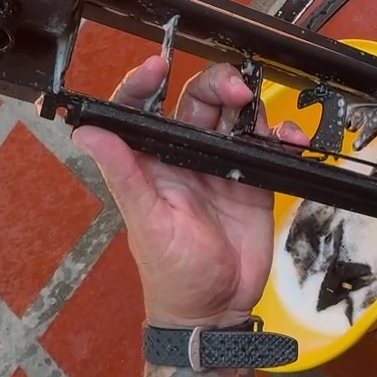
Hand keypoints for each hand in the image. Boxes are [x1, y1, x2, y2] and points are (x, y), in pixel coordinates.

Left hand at [73, 58, 281, 328]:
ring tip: (262, 113)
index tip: (157, 67)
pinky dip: (280, 138)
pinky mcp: (252, 181)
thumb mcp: (148, 223)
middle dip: (217, 85)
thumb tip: (86, 132)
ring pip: (234, 117)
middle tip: (237, 91)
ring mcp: (220, 167)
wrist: (218, 310)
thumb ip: (124, 175)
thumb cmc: (174, 276)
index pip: (141, 110)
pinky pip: (267, 147)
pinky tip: (289, 141)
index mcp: (151, 164)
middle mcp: (185, 158)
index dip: (144, 83)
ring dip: (250, 105)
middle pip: (197, 102)